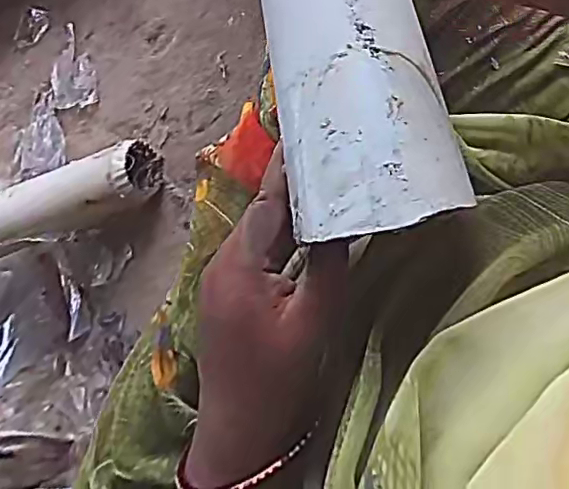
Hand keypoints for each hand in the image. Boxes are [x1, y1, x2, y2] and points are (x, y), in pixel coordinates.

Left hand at [186, 149, 345, 486]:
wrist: (242, 440)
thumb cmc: (278, 384)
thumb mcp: (314, 321)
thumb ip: (329, 263)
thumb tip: (344, 215)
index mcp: (238, 265)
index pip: (269, 201)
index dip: (291, 166)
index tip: (311, 129)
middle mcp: (223, 262)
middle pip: (263, 209)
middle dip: (294, 177)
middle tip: (327, 145)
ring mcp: (224, 276)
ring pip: (262, 226)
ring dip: (290, 202)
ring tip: (325, 173)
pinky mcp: (232, 289)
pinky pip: (260, 244)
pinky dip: (284, 228)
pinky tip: (309, 220)